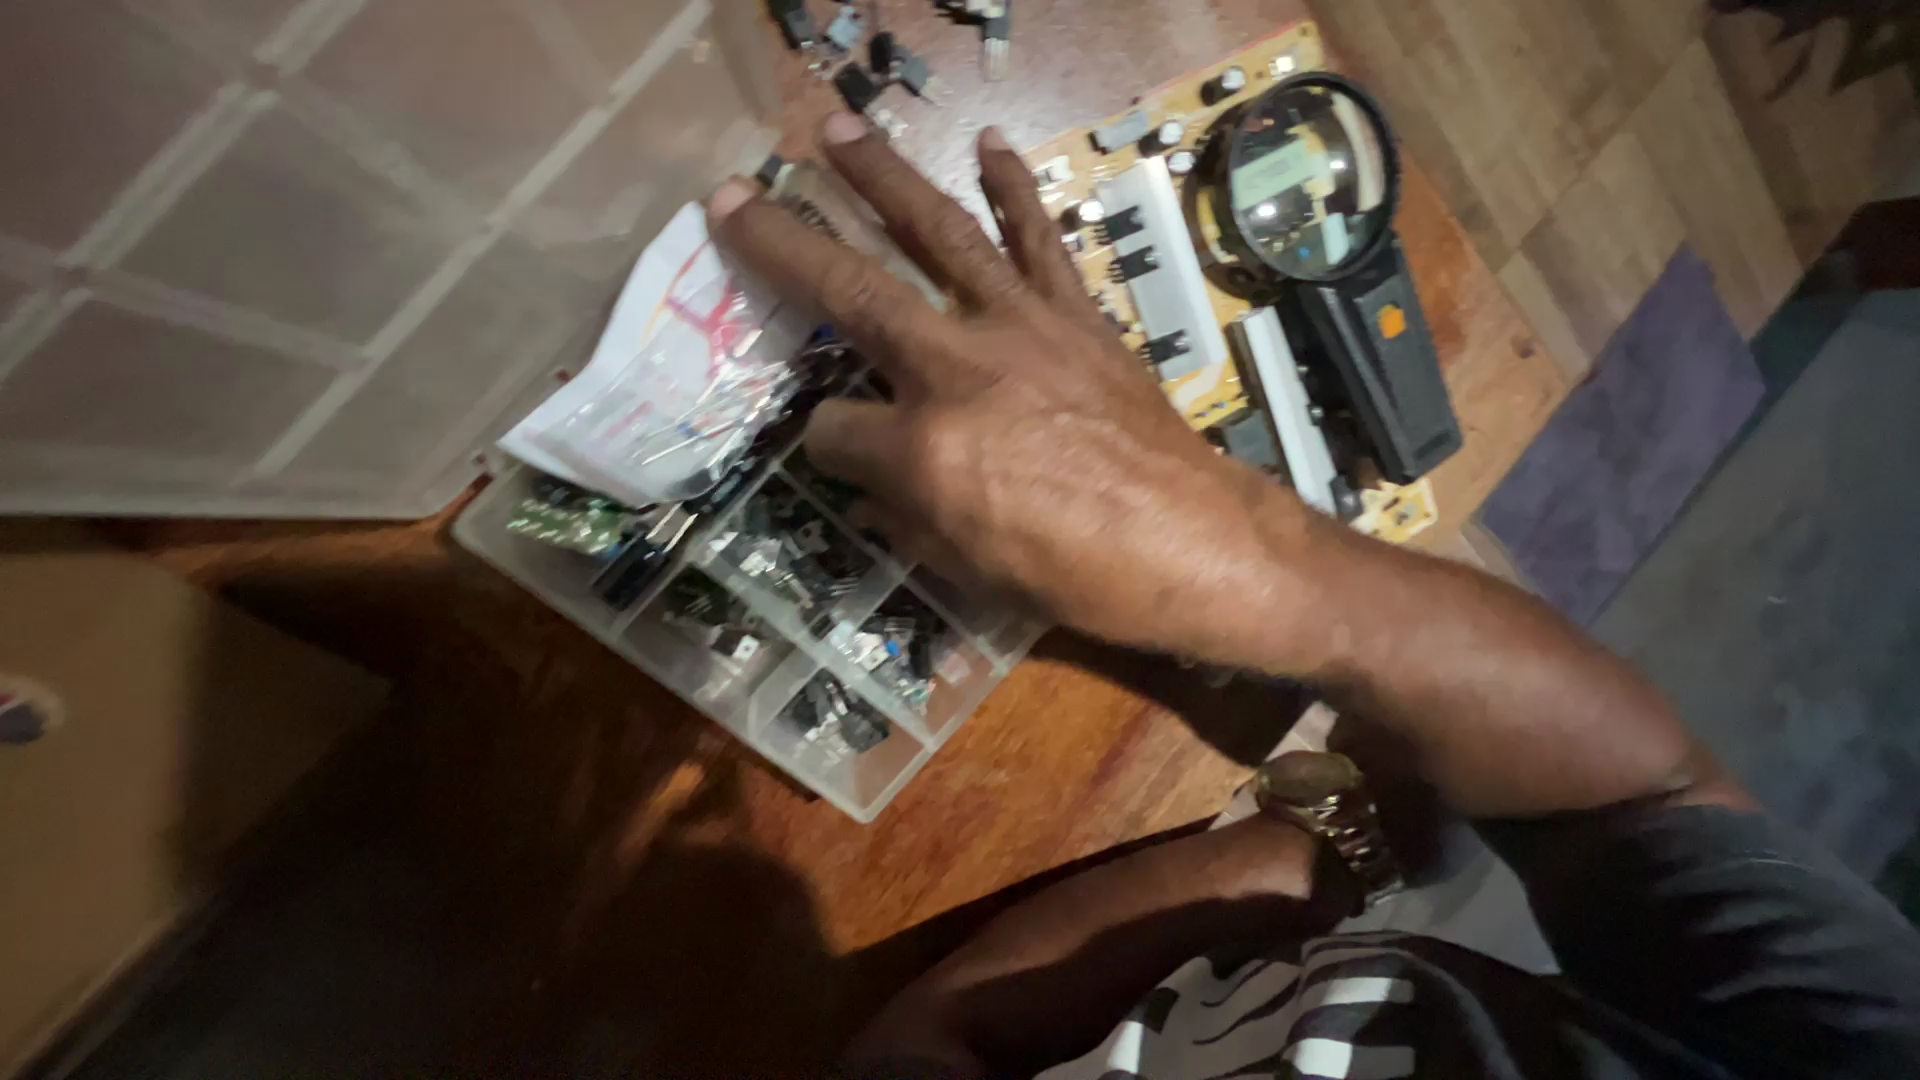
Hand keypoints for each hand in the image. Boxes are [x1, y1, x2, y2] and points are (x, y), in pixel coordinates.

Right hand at [707, 113, 1321, 659]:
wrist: (1192, 543)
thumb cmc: (1075, 575)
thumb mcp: (966, 567)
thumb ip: (904, 511)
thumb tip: (870, 477)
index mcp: (922, 450)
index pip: (834, 431)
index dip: (826, 445)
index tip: (838, 454)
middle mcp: (958, 369)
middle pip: (851, 293)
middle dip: (783, 246)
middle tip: (732, 198)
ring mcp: (1020, 328)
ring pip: (938, 234)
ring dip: (881, 177)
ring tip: (836, 129)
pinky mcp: (1074, 316)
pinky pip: (1038, 240)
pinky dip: (1014, 190)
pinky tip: (988, 144)